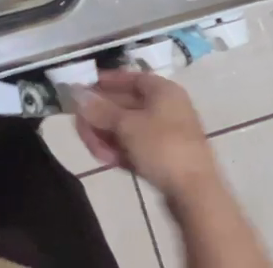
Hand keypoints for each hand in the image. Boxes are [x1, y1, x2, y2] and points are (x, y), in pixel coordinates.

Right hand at [75, 69, 220, 200]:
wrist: (196, 195)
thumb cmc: (163, 147)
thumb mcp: (127, 125)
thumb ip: (100, 109)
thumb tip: (76, 93)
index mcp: (163, 90)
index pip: (130, 77)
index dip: (105, 81)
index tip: (82, 88)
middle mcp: (166, 107)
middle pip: (125, 104)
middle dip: (100, 115)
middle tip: (79, 124)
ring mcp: (166, 134)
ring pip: (127, 128)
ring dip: (106, 135)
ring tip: (92, 147)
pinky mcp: (164, 158)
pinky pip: (136, 146)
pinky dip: (119, 149)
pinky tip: (105, 159)